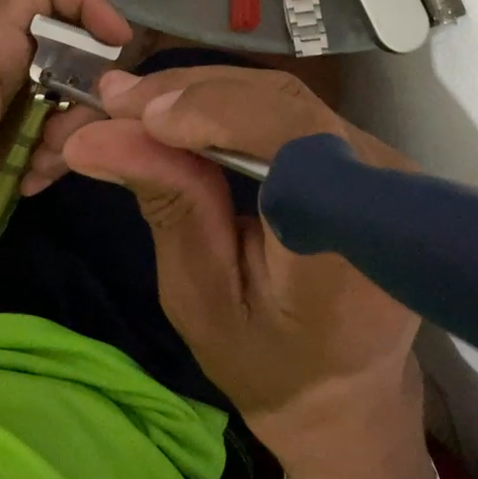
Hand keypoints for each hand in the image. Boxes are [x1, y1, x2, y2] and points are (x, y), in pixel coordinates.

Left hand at [0, 0, 130, 253]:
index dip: (87, 1)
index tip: (114, 45)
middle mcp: (8, 52)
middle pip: (77, 43)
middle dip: (87, 90)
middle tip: (67, 134)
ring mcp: (17, 87)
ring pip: (77, 88)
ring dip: (73, 129)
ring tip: (39, 166)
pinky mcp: (20, 120)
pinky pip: (64, 121)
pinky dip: (60, 150)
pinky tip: (31, 178)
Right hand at [62, 66, 434, 478]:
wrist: (343, 385)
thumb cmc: (270, 361)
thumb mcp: (204, 298)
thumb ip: (171, 209)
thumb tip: (99, 136)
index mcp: (346, 231)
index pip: (293, 135)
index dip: (217, 110)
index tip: (136, 114)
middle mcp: (377, 179)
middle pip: (284, 102)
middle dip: (195, 93)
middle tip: (116, 99)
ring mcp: (377, 159)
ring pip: (286, 97)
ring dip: (207, 93)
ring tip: (136, 104)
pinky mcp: (362, 151)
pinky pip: (293, 110)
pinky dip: (232, 105)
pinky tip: (182, 111)